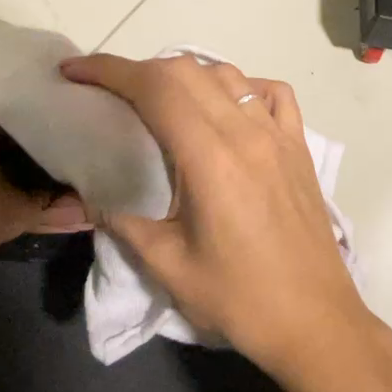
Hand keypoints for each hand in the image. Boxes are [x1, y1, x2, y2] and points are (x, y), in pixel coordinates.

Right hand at [60, 54, 372, 375]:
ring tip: (158, 98)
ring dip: (186, 75)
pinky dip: (241, 86)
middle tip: (108, 91)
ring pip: (227, 75)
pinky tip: (225, 107)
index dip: (111, 71)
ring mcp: (278, 135)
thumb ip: (125, 224)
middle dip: (139, 70)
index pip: (156, 89)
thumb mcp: (169, 268)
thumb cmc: (240, 299)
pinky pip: (272, 93)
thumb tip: (95, 198)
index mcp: (210, 159)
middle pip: (187, 72)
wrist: (315, 321)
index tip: (75, 71)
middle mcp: (246, 133)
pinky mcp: (299, 146)